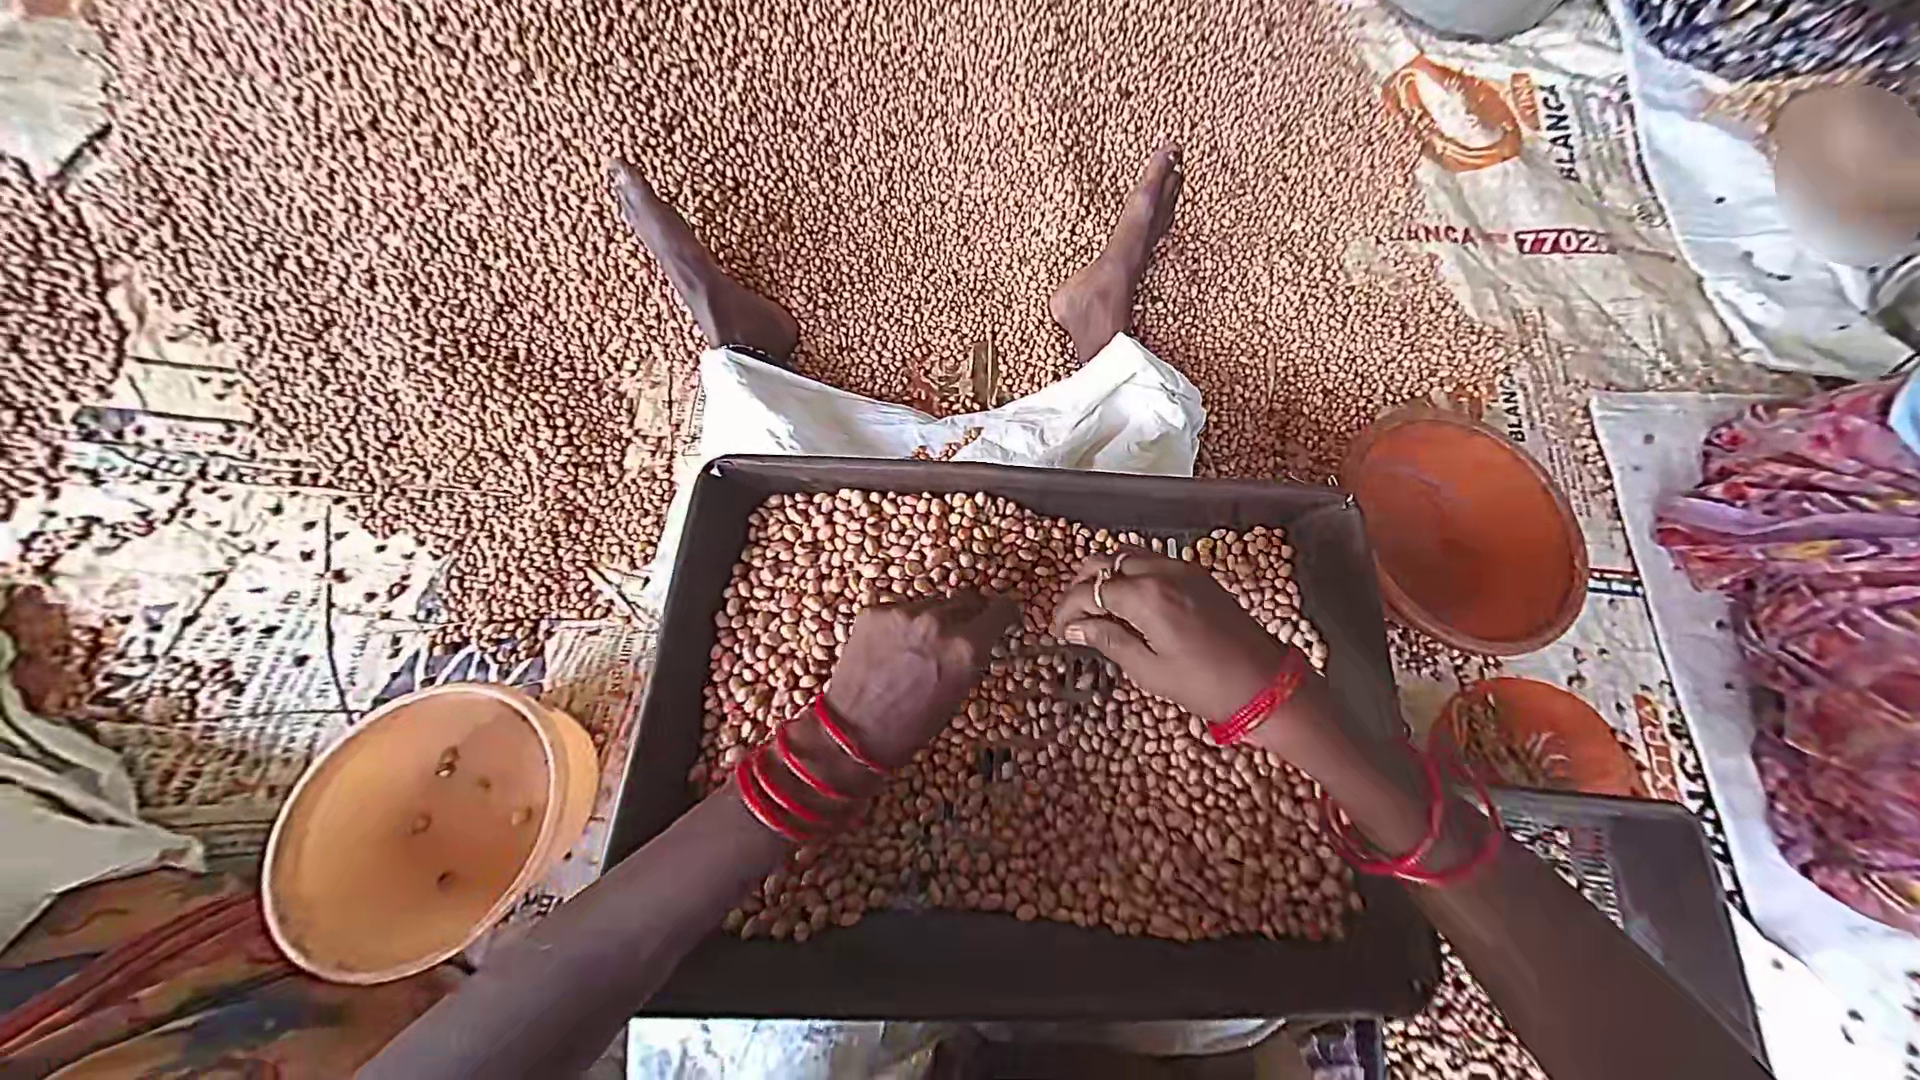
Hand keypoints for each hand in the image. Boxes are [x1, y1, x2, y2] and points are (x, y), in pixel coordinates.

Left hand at [824, 592, 1018, 768]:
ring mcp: (903, 613)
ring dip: (936, 618)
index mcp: (966, 647)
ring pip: (933, 603)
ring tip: (922, 646)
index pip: (1001, 610)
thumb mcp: (959, 691)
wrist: (855, 732)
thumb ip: (971, 656)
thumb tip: (978, 635)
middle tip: (963, 632)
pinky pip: (902, 609)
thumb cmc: (913, 724)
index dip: (1005, 613)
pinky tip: (895, 647)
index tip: (1004, 617)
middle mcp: (938, 622)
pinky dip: (904, 623)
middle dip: (970, 615)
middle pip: (968, 600)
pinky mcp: (875, 611)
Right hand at [1051, 548, 1290, 721]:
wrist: (1267, 683)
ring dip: (1103, 574)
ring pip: (1125, 555)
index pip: (1090, 591)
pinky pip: (1151, 559)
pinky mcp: (1196, 574)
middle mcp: (1161, 572)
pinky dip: (1128, 571)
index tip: (1058, 629)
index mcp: (1146, 597)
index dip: (1067, 609)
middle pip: (1103, 563)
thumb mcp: (1149, 670)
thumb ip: (1108, 640)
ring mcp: (1181, 569)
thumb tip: (1075, 627)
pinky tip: (1125, 598)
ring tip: (1095, 604)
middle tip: (1072, 615)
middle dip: (1080, 586)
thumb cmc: (1206, 685)